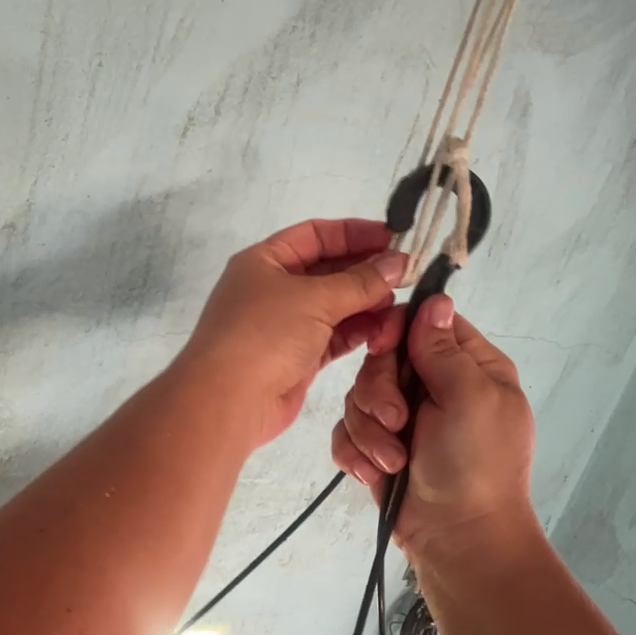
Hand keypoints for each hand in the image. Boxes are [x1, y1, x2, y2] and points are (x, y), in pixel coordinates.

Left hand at [179, 219, 407, 443]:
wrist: (227, 401)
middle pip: (327, 271)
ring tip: (399, 304)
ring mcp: (283, 326)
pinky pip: (333, 337)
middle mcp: (272, 290)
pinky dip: (357, 332)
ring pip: (333, 306)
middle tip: (407, 275)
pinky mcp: (296, 359)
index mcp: (264, 261)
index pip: (314, 235)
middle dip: (366, 272)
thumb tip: (398, 263)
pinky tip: (385, 329)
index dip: (354, 233)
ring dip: (366, 304)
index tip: (395, 237)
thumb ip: (360, 281)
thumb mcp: (314, 298)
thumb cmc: (264, 335)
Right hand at [330, 293, 535, 559]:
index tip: (383, 349)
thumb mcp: (471, 399)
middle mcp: (431, 387)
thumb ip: (445, 350)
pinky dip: (355, 454)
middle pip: (378, 361)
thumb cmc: (476, 466)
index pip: (421, 323)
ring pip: (356, 399)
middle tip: (396, 423)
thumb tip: (436, 299)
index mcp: (467, 367)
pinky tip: (372, 473)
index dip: (394, 331)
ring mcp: (401, 420)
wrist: (459, 539)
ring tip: (392, 463)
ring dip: (369, 433)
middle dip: (378, 394)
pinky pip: (345, 433)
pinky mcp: (375, 448)